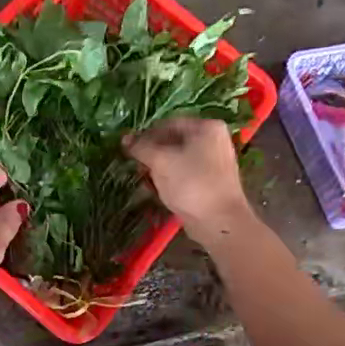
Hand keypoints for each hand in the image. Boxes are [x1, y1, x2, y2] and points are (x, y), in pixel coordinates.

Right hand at [124, 116, 254, 240]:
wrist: (219, 221)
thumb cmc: (191, 184)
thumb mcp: (161, 161)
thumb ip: (142, 147)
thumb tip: (125, 139)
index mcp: (207, 127)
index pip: (169, 124)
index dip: (146, 135)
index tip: (129, 148)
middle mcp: (214, 140)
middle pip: (174, 141)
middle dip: (153, 154)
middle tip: (137, 166)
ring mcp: (215, 163)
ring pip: (179, 160)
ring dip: (160, 169)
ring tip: (146, 180)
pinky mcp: (211, 183)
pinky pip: (186, 175)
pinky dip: (171, 180)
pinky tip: (159, 190)